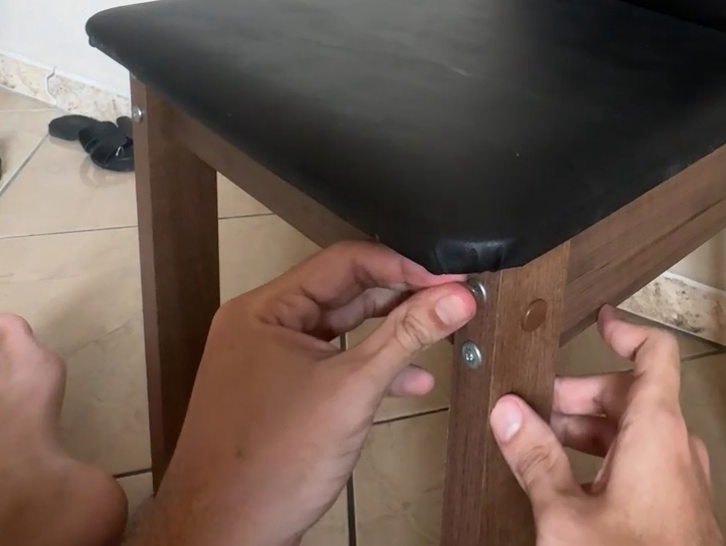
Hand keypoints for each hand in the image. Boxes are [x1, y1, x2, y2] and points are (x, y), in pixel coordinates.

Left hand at [136, 241, 477, 544]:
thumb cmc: (272, 464)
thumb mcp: (352, 389)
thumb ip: (408, 334)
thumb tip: (460, 295)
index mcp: (266, 309)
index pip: (346, 262)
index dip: (403, 264)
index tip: (451, 275)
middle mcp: (265, 324)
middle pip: (348, 290)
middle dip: (402, 295)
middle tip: (453, 295)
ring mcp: (272, 359)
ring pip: (346, 326)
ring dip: (393, 331)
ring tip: (441, 328)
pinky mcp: (284, 392)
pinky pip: (337, 361)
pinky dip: (373, 366)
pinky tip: (414, 381)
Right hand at [492, 306, 724, 545]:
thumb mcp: (565, 516)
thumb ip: (535, 458)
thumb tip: (507, 412)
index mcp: (657, 427)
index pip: (653, 352)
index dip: (625, 329)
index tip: (599, 318)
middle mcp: (675, 444)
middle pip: (630, 394)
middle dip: (579, 396)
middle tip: (534, 410)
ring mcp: (680, 478)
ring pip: (634, 431)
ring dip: (589, 432)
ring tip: (541, 446)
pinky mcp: (677, 509)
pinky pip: (643, 462)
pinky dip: (606, 459)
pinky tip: (570, 486)